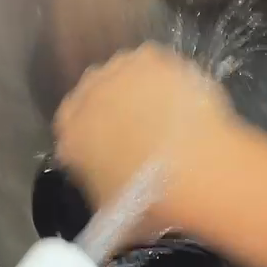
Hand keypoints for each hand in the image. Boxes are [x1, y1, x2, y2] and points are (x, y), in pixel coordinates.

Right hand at [53, 43, 241, 226]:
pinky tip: (178, 96)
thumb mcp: (112, 210)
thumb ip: (98, 191)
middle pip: (93, 94)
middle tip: (138, 128)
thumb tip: (105, 198)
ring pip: (122, 74)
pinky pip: (151, 62)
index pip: (69, 123)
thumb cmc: (151, 198)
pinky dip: (163, 76)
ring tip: (163, 113)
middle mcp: (85, 95)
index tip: (108, 142)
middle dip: (111, 107)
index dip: (90, 132)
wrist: (197, 169)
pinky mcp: (152, 57)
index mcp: (69, 131)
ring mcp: (118, 70)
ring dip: (136, 88)